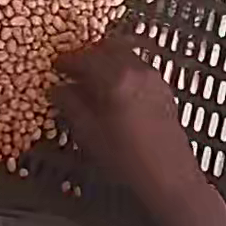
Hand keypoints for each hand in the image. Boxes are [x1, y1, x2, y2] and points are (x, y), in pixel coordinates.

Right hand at [54, 36, 225, 225]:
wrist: (169, 177)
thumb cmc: (126, 159)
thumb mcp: (88, 134)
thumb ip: (71, 105)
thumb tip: (58, 89)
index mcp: (115, 79)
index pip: (84, 57)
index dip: (67, 61)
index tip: (56, 66)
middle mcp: (136, 71)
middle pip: (107, 48)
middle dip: (87, 55)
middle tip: (72, 68)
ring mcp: (153, 78)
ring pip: (125, 54)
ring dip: (106, 59)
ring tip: (92, 78)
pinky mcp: (163, 89)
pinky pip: (138, 67)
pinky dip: (122, 69)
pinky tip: (115, 89)